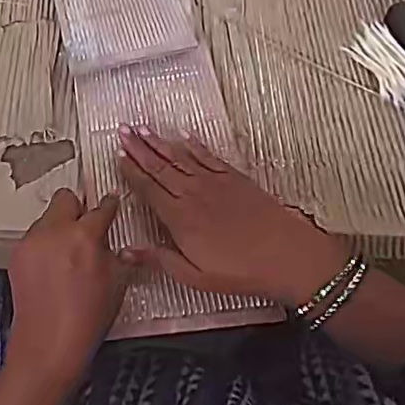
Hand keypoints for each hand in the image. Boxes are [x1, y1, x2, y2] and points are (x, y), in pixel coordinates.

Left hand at [5, 188, 127, 386]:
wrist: (48, 345)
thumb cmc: (86, 320)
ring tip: (68, 253)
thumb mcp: (116, 284)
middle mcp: (54, 232)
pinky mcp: (17, 255)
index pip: (101, 207)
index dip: (109, 206)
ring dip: (59, 227)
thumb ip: (117, 255)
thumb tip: (115, 244)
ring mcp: (31, 242)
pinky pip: (34, 238)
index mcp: (84, 236)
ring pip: (47, 218)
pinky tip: (53, 267)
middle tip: (86, 226)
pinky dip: (44, 245)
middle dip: (78, 208)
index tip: (110, 205)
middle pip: (66, 199)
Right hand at [119, 127, 350, 306]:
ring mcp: (214, 182)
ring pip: (180, 156)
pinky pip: (208, 156)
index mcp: (179, 217)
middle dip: (138, 147)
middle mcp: (192, 193)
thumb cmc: (239, 271)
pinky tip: (184, 135)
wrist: (286, 254)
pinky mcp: (234, 178)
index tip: (118, 156)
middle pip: (159, 166)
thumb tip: (125, 252)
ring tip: (143, 129)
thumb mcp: (193, 275)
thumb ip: (159, 259)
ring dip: (159, 142)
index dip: (131, 171)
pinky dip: (194, 144)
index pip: (147, 188)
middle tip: (123, 131)